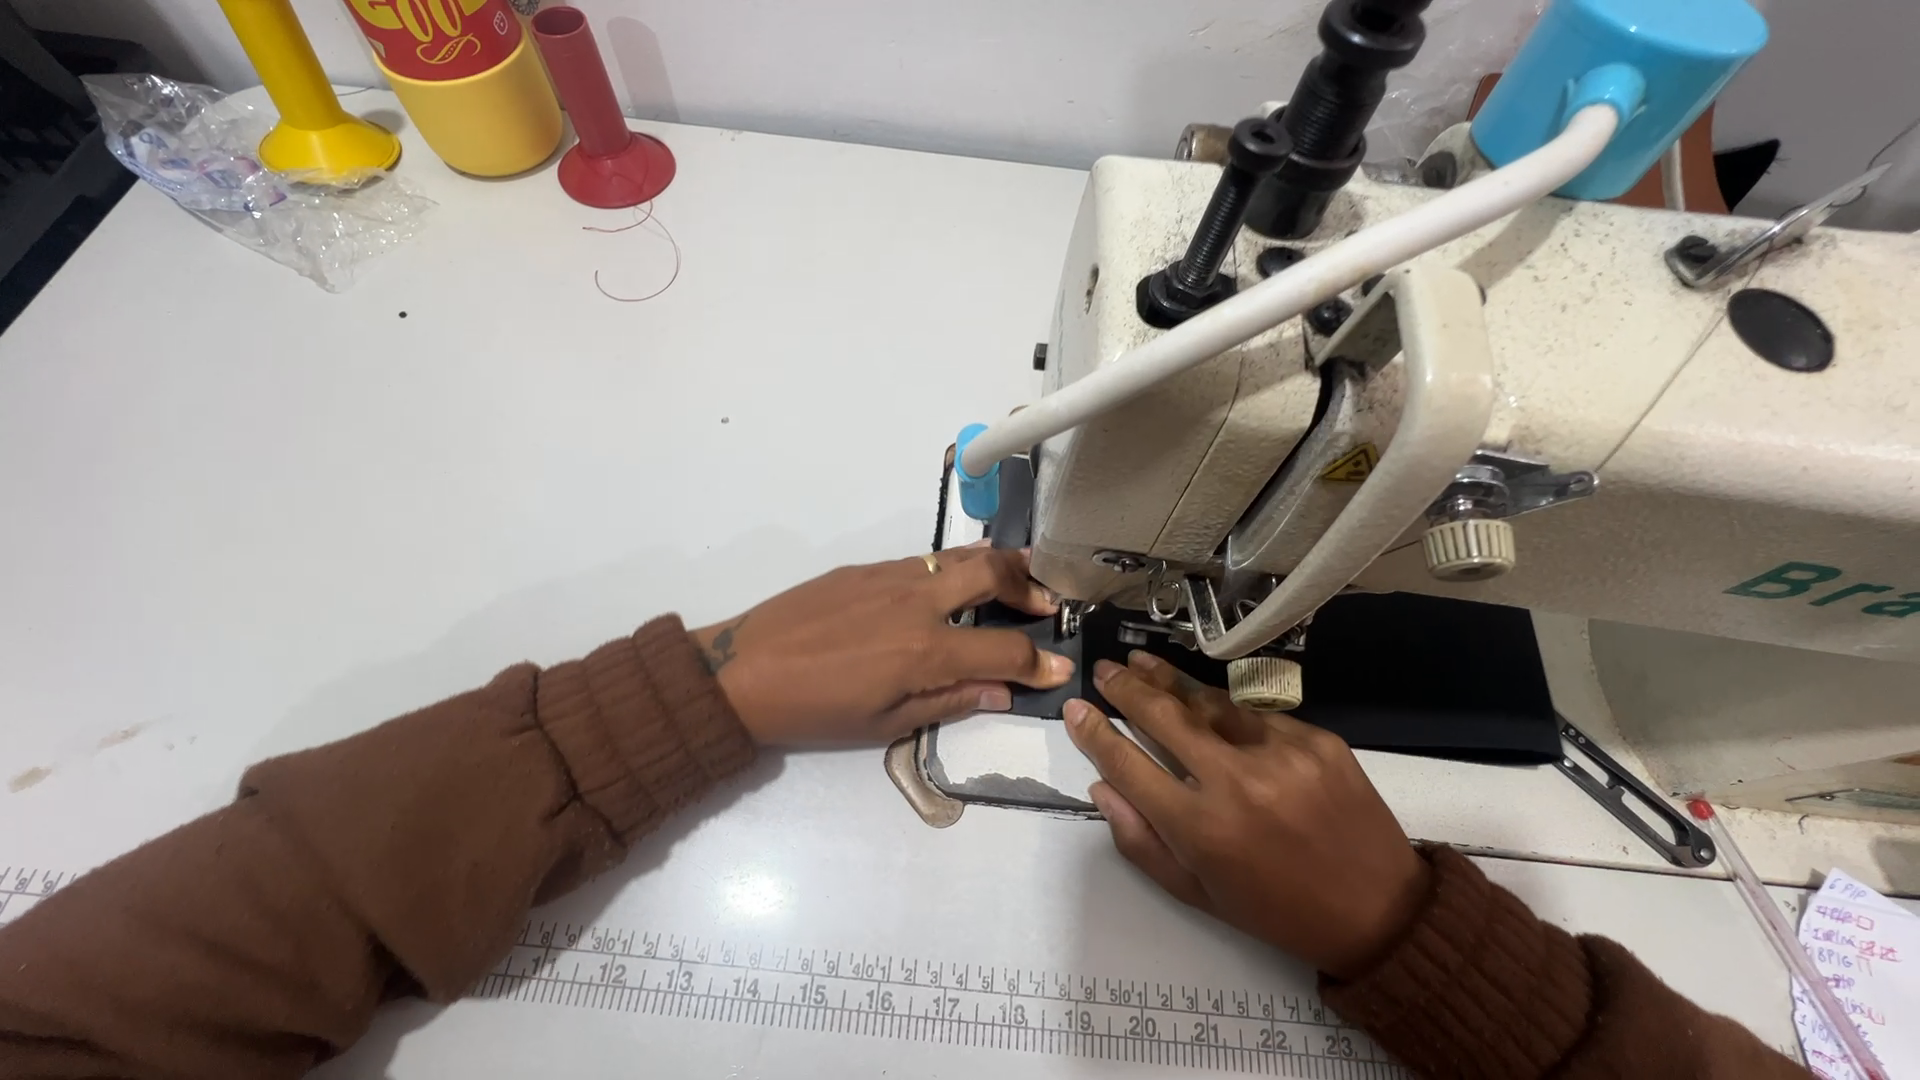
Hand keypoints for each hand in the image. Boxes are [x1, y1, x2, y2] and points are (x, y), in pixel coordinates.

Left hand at [691, 546, 1073, 744]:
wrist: (743, 671)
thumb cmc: (815, 711)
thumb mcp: (884, 723)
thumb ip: (949, 702)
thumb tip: (1001, 692)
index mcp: (924, 651)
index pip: (1004, 651)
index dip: (1039, 663)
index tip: (1060, 669)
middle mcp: (917, 603)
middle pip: (991, 573)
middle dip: (1029, 585)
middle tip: (1045, 602)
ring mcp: (890, 577)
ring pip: (959, 556)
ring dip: (997, 564)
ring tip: (1020, 574)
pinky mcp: (867, 567)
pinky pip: (924, 560)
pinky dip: (954, 566)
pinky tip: (956, 580)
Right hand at [1063, 651, 1430, 979]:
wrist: (1381, 909)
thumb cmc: (1276, 910)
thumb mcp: (1197, 893)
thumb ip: (1140, 841)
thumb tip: (1102, 785)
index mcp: (1201, 828)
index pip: (1128, 764)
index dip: (1094, 733)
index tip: (1075, 709)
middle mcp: (1236, 781)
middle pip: (1163, 717)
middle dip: (1126, 688)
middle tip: (1104, 669)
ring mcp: (1280, 753)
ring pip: (1208, 701)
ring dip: (1169, 680)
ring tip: (1142, 662)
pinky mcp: (1317, 738)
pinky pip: (1256, 714)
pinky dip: (1225, 707)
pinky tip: (1207, 699)